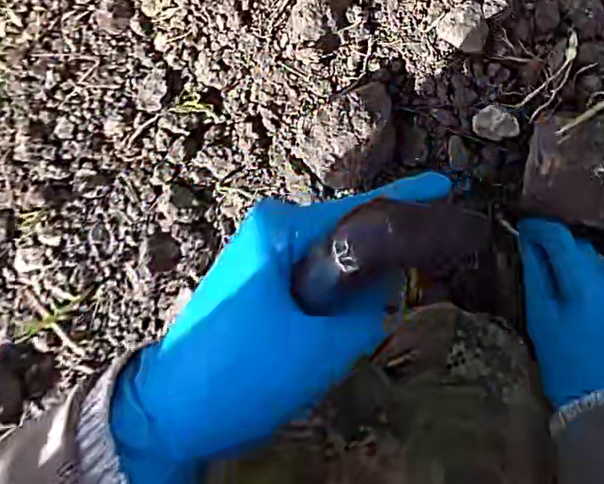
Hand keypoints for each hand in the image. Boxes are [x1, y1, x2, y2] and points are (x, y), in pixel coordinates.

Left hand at [110, 173, 453, 483]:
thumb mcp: (318, 349)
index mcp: (280, 229)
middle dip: (386, 243)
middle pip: (348, 228)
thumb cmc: (235, 376)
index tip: (446, 184)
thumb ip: (369, 313)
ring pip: (331, 252)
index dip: (408, 197)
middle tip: (428, 250)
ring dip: (359, 272)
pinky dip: (337, 286)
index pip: (360, 207)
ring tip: (392, 288)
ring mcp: (260, 250)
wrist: (157, 420)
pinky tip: (355, 305)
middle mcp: (270, 227)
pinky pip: (312, 270)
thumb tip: (393, 290)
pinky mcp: (256, 275)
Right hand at [517, 217, 603, 408]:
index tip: (529, 226)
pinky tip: (594, 313)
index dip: (542, 228)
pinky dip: (603, 289)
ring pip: (601, 266)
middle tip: (545, 268)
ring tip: (572, 299)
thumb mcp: (543, 325)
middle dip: (563, 254)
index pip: (562, 238)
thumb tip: (530, 244)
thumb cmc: (569, 370)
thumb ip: (536, 278)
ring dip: (584, 272)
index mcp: (585, 285)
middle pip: (582, 250)